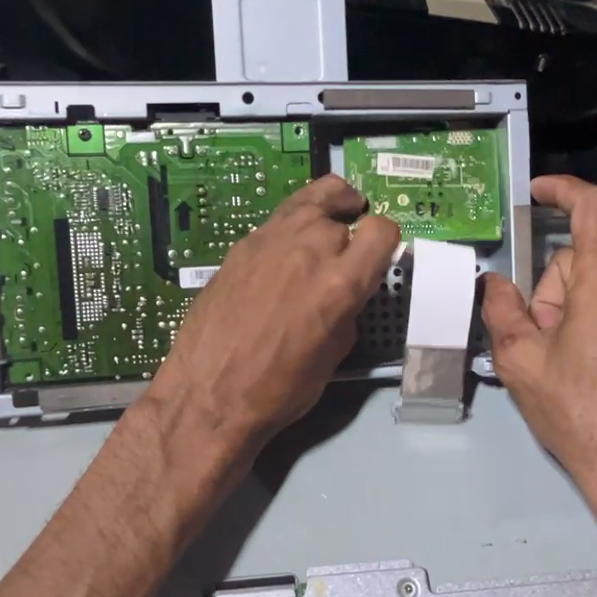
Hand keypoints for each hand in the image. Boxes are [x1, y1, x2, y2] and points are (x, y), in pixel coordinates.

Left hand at [152, 174, 399, 453]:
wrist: (210, 394)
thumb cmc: (279, 388)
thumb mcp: (334, 353)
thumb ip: (348, 309)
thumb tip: (348, 290)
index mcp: (340, 282)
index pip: (382, 230)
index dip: (386, 242)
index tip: (379, 254)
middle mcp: (309, 249)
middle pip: (344, 216)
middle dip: (350, 235)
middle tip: (343, 258)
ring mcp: (271, 241)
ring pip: (311, 201)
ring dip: (325, 212)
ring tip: (327, 224)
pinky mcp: (242, 245)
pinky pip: (280, 219)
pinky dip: (293, 226)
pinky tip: (287, 251)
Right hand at [481, 175, 596, 508]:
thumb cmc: (580, 413)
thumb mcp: (521, 362)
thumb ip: (501, 311)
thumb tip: (494, 284)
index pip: (592, 208)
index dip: (563, 190)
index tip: (538, 193)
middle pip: (580, 261)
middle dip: (551, 293)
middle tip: (541, 344)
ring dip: (571, 312)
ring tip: (563, 365)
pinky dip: (594, 324)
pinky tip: (587, 370)